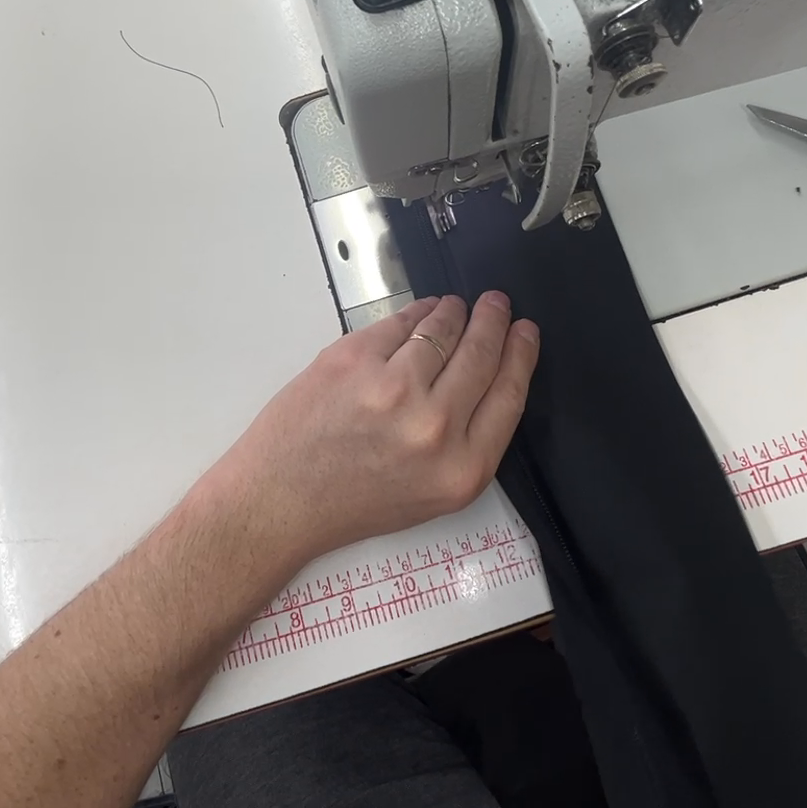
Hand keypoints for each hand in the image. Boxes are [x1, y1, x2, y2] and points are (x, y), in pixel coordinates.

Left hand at [210, 292, 539, 563]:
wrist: (280, 501)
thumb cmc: (353, 503)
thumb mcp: (432, 492)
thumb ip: (466, 442)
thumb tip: (484, 378)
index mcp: (462, 469)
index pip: (509, 394)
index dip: (521, 355)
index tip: (526, 332)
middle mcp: (435, 426)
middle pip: (480, 354)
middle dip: (494, 322)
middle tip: (498, 304)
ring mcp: (392, 387)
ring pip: (441, 330)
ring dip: (454, 312)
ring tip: (458, 305)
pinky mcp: (353, 359)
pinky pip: (399, 322)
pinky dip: (417, 312)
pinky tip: (424, 310)